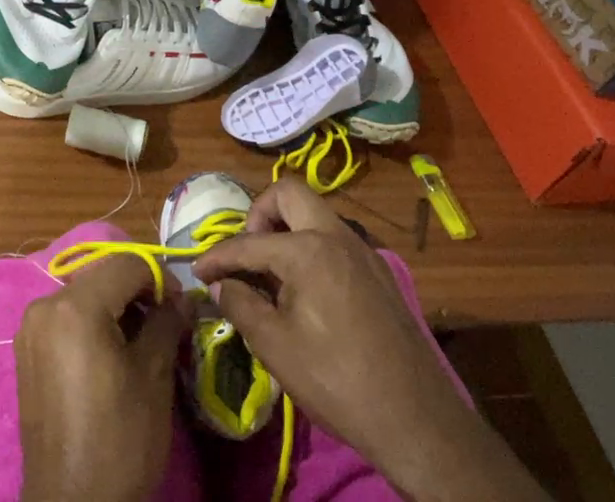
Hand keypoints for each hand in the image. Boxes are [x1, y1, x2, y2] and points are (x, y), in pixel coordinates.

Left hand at [16, 254, 185, 501]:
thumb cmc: (120, 437)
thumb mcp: (154, 375)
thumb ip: (167, 322)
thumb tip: (182, 297)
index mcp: (74, 306)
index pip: (126, 264)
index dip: (160, 278)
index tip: (181, 308)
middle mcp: (43, 306)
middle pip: (101, 278)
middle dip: (137, 293)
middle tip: (167, 325)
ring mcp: (29, 330)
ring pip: (82, 298)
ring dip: (115, 308)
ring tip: (143, 344)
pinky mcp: (26, 354)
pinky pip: (65, 321)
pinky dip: (92, 325)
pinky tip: (112, 356)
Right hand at [193, 179, 546, 501]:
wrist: (417, 419)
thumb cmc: (336, 379)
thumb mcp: (273, 345)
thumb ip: (240, 304)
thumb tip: (223, 285)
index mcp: (308, 249)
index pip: (247, 242)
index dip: (216, 257)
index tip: (197, 272)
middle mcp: (338, 236)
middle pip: (289, 194)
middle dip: (258, 214)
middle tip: (246, 254)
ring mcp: (365, 253)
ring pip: (317, 215)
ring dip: (287, 230)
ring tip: (270, 275)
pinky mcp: (380, 275)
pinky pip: (336, 241)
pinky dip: (311, 249)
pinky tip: (304, 291)